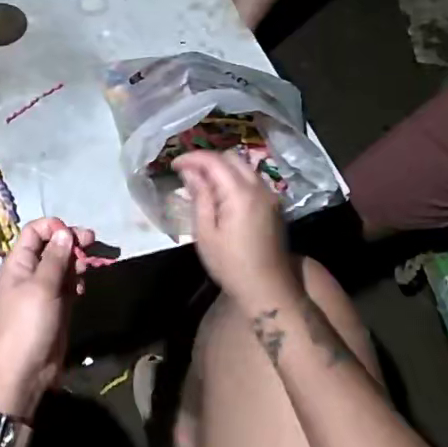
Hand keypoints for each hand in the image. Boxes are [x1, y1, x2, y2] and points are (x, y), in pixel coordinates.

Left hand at [0, 218, 95, 415]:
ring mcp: (43, 290)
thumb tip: (65, 232)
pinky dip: (77, 283)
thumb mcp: (42, 287)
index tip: (76, 236)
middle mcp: (29, 272)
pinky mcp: (55, 307)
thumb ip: (55, 258)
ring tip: (88, 270)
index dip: (55, 228)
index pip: (35, 231)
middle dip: (72, 243)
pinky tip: (82, 290)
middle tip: (93, 244)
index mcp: (18, 263)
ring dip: (77, 263)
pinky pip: (68, 285)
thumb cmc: (27, 325)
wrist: (23, 373)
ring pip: (63, 265)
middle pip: (52, 246)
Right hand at [172, 150, 303, 308]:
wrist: (267, 288)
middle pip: (231, 158)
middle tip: (186, 172)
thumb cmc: (230, 264)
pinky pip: (252, 179)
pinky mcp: (273, 205)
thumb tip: (190, 172)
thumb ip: (200, 197)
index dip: (192, 158)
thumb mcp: (206, 232)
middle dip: (207, 160)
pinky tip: (220, 193)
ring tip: (200, 182)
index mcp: (240, 193)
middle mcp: (259, 187)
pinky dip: (234, 177)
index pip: (214, 161)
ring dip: (221, 168)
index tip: (174, 165)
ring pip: (244, 167)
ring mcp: (270, 195)